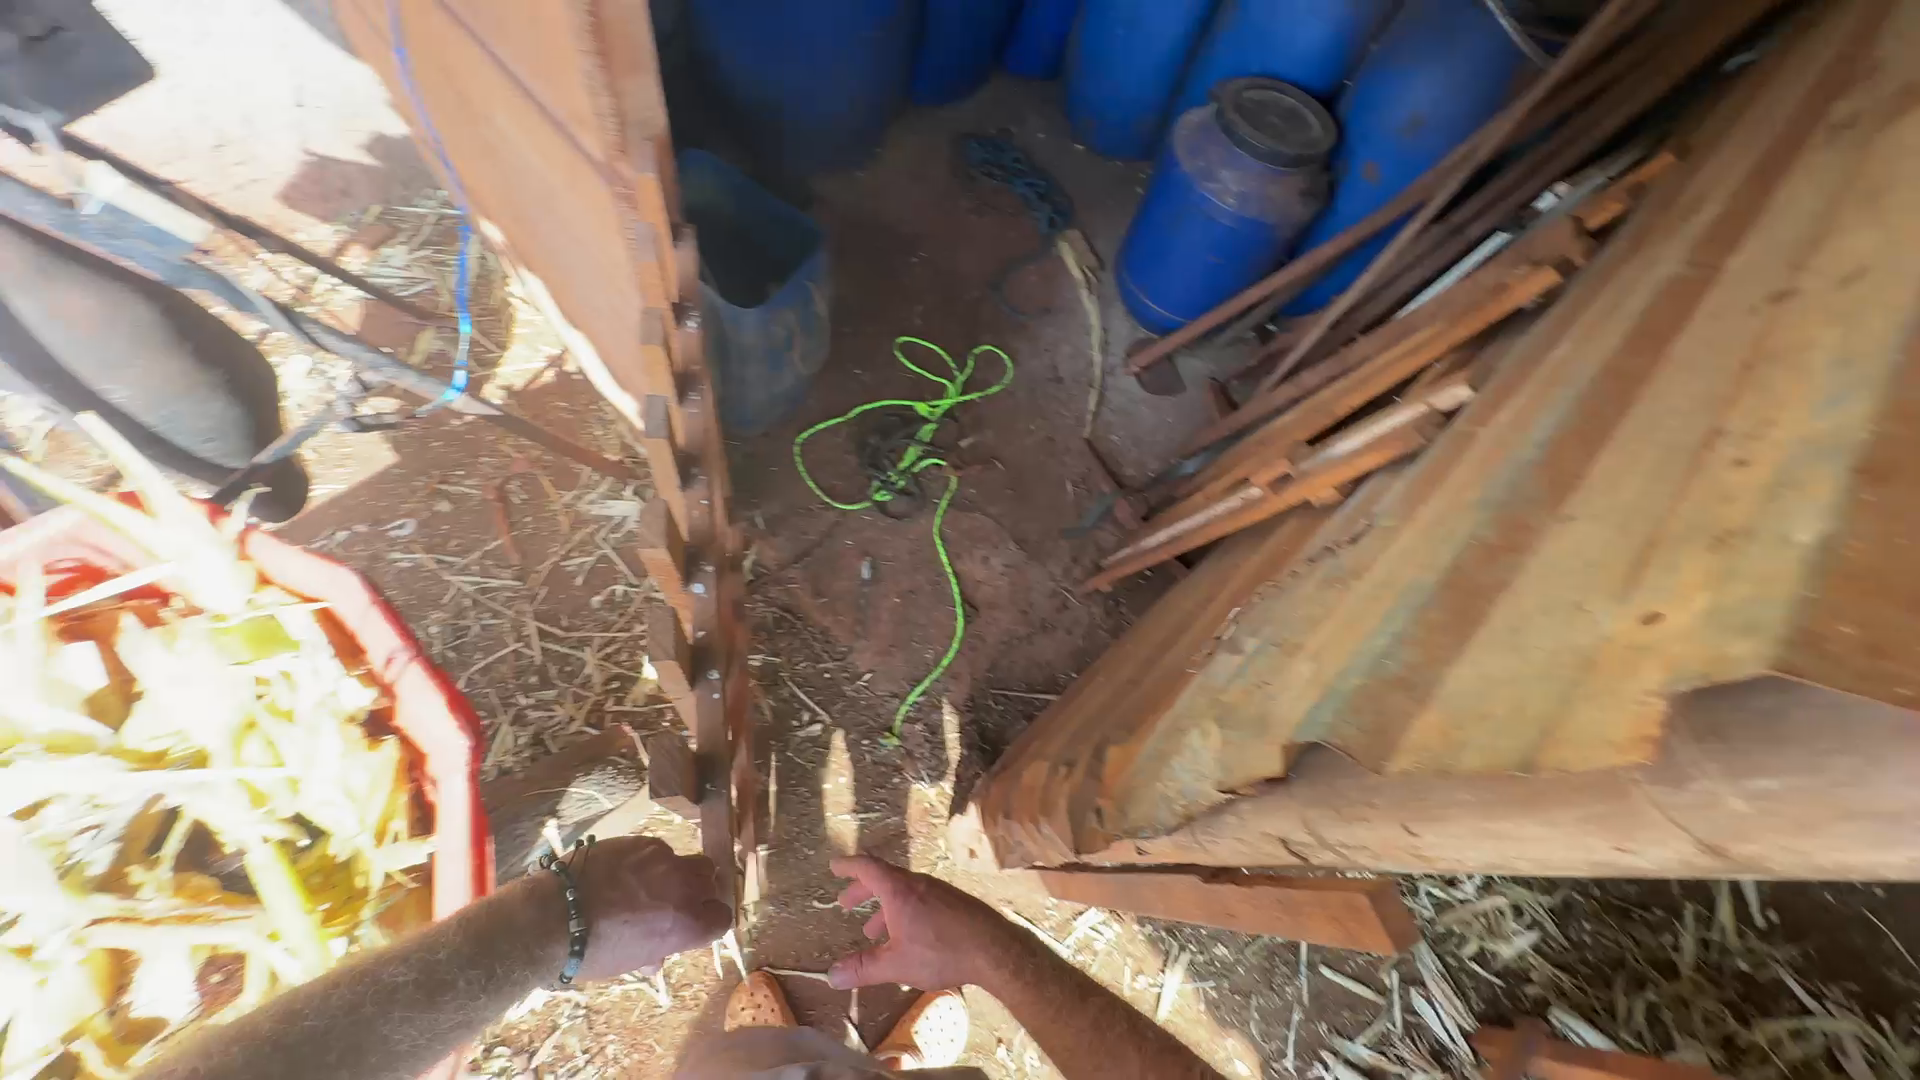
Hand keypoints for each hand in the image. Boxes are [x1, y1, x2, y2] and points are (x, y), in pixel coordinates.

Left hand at [561, 835, 731, 980]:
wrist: (551, 917)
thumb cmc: (590, 951)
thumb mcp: (629, 962)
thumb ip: (654, 950)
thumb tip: (657, 954)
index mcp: (687, 925)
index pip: (722, 917)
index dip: (709, 920)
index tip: (695, 923)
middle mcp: (685, 888)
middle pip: (710, 880)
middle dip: (697, 890)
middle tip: (673, 900)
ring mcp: (665, 860)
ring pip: (686, 860)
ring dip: (675, 872)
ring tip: (648, 883)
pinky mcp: (643, 842)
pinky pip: (657, 850)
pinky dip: (647, 862)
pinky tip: (622, 873)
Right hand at [827, 854, 1029, 991]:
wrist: (993, 948)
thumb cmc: (941, 951)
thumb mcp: (896, 964)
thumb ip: (863, 968)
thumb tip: (831, 976)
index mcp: (899, 890)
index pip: (868, 867)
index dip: (849, 866)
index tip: (834, 866)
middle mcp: (917, 883)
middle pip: (884, 878)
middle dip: (862, 890)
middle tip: (846, 903)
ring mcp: (937, 891)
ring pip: (902, 891)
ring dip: (883, 906)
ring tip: (872, 930)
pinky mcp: (952, 902)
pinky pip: (918, 899)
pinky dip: (902, 911)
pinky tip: (905, 937)